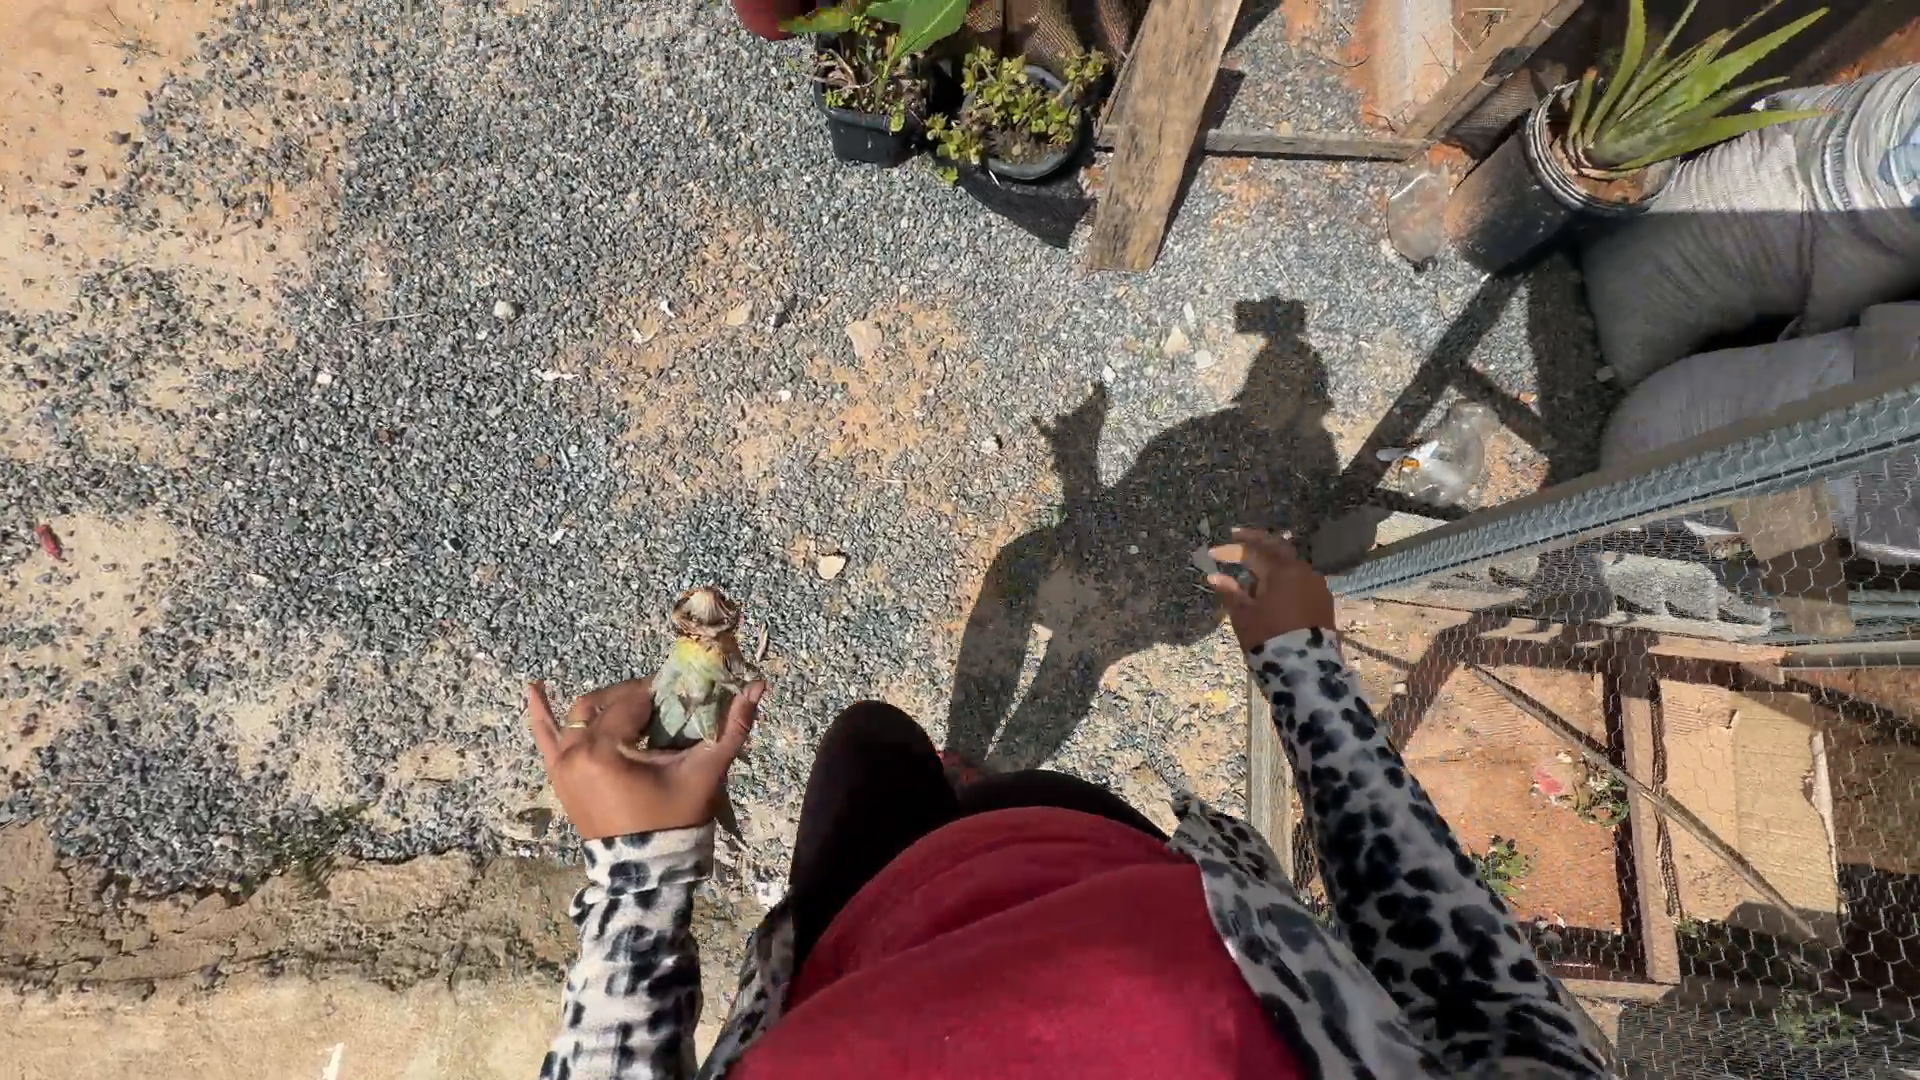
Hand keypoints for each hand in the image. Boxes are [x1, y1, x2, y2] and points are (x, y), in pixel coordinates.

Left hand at [527, 676, 763, 838]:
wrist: (645, 869)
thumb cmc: (676, 817)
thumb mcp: (705, 771)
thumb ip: (733, 726)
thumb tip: (759, 685)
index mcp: (605, 751)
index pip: (632, 701)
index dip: (658, 693)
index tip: (681, 696)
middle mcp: (573, 753)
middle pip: (603, 703)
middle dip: (633, 696)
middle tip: (662, 703)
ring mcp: (560, 766)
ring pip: (577, 714)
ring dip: (603, 702)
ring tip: (626, 695)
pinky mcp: (558, 777)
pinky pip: (544, 738)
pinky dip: (540, 713)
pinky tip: (533, 689)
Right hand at [1205, 528, 1336, 649]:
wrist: (1305, 669)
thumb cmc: (1269, 638)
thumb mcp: (1244, 615)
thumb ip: (1230, 592)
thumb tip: (1215, 577)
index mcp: (1282, 570)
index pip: (1252, 552)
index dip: (1230, 552)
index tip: (1211, 554)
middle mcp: (1303, 571)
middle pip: (1277, 547)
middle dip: (1255, 541)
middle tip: (1237, 535)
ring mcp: (1316, 585)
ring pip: (1290, 564)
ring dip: (1269, 563)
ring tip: (1250, 573)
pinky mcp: (1322, 601)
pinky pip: (1299, 580)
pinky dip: (1283, 578)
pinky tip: (1271, 589)